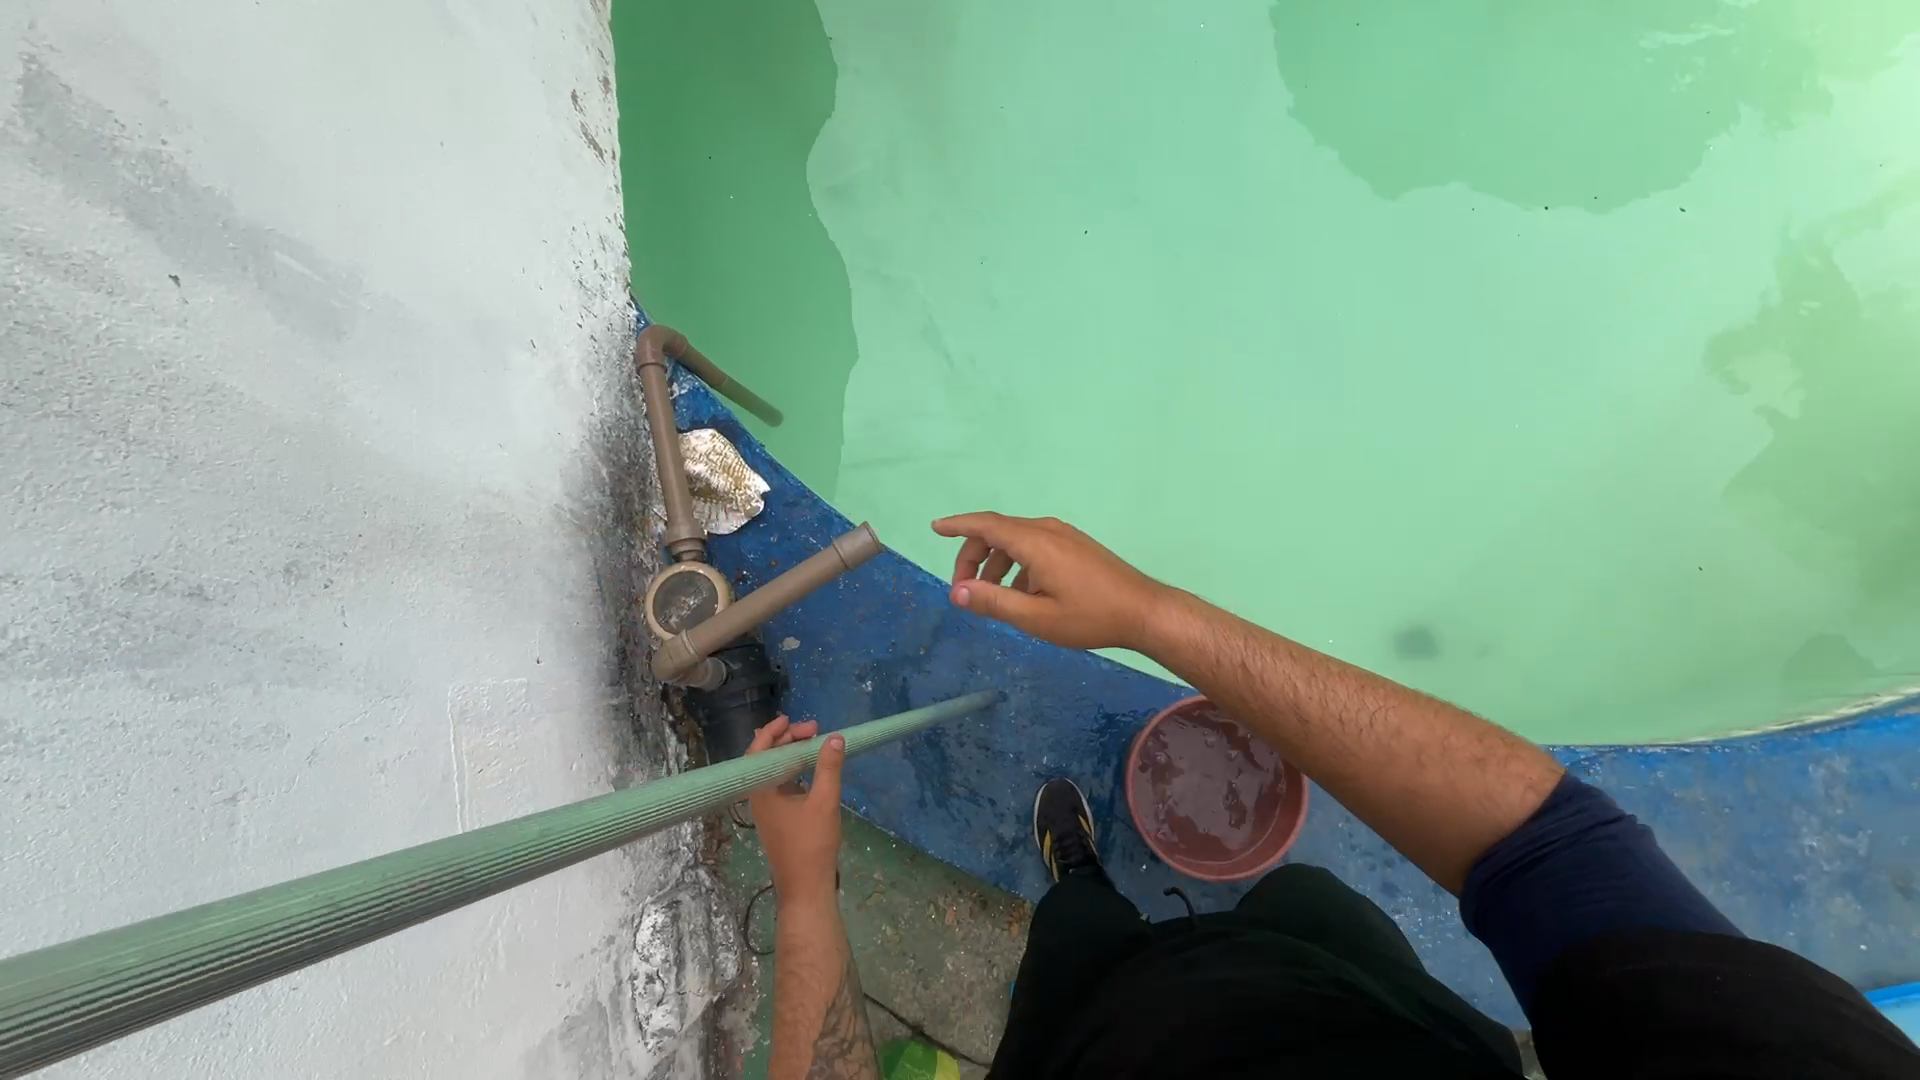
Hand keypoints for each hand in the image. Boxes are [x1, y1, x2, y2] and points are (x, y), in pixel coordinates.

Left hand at [745, 716, 844, 907]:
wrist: (805, 887)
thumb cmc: (811, 843)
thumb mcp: (824, 801)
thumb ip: (829, 766)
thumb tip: (834, 737)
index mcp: (762, 790)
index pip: (758, 750)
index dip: (774, 732)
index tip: (792, 719)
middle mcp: (759, 796)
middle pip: (767, 758)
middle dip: (788, 740)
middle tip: (814, 730)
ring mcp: (768, 808)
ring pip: (775, 771)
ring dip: (793, 754)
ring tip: (815, 744)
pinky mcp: (778, 818)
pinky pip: (782, 784)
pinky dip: (795, 770)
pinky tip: (813, 769)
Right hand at [931, 512, 1168, 650]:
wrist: (1144, 612)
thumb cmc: (1090, 617)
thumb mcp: (1036, 618)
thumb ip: (993, 602)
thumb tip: (957, 592)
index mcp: (1035, 542)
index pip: (986, 525)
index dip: (958, 525)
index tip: (936, 528)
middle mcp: (1047, 530)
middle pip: (998, 532)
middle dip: (974, 556)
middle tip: (964, 590)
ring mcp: (1064, 536)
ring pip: (1017, 541)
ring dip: (997, 564)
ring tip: (993, 599)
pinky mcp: (1075, 546)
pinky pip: (1035, 547)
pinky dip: (1018, 565)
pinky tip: (1023, 596)